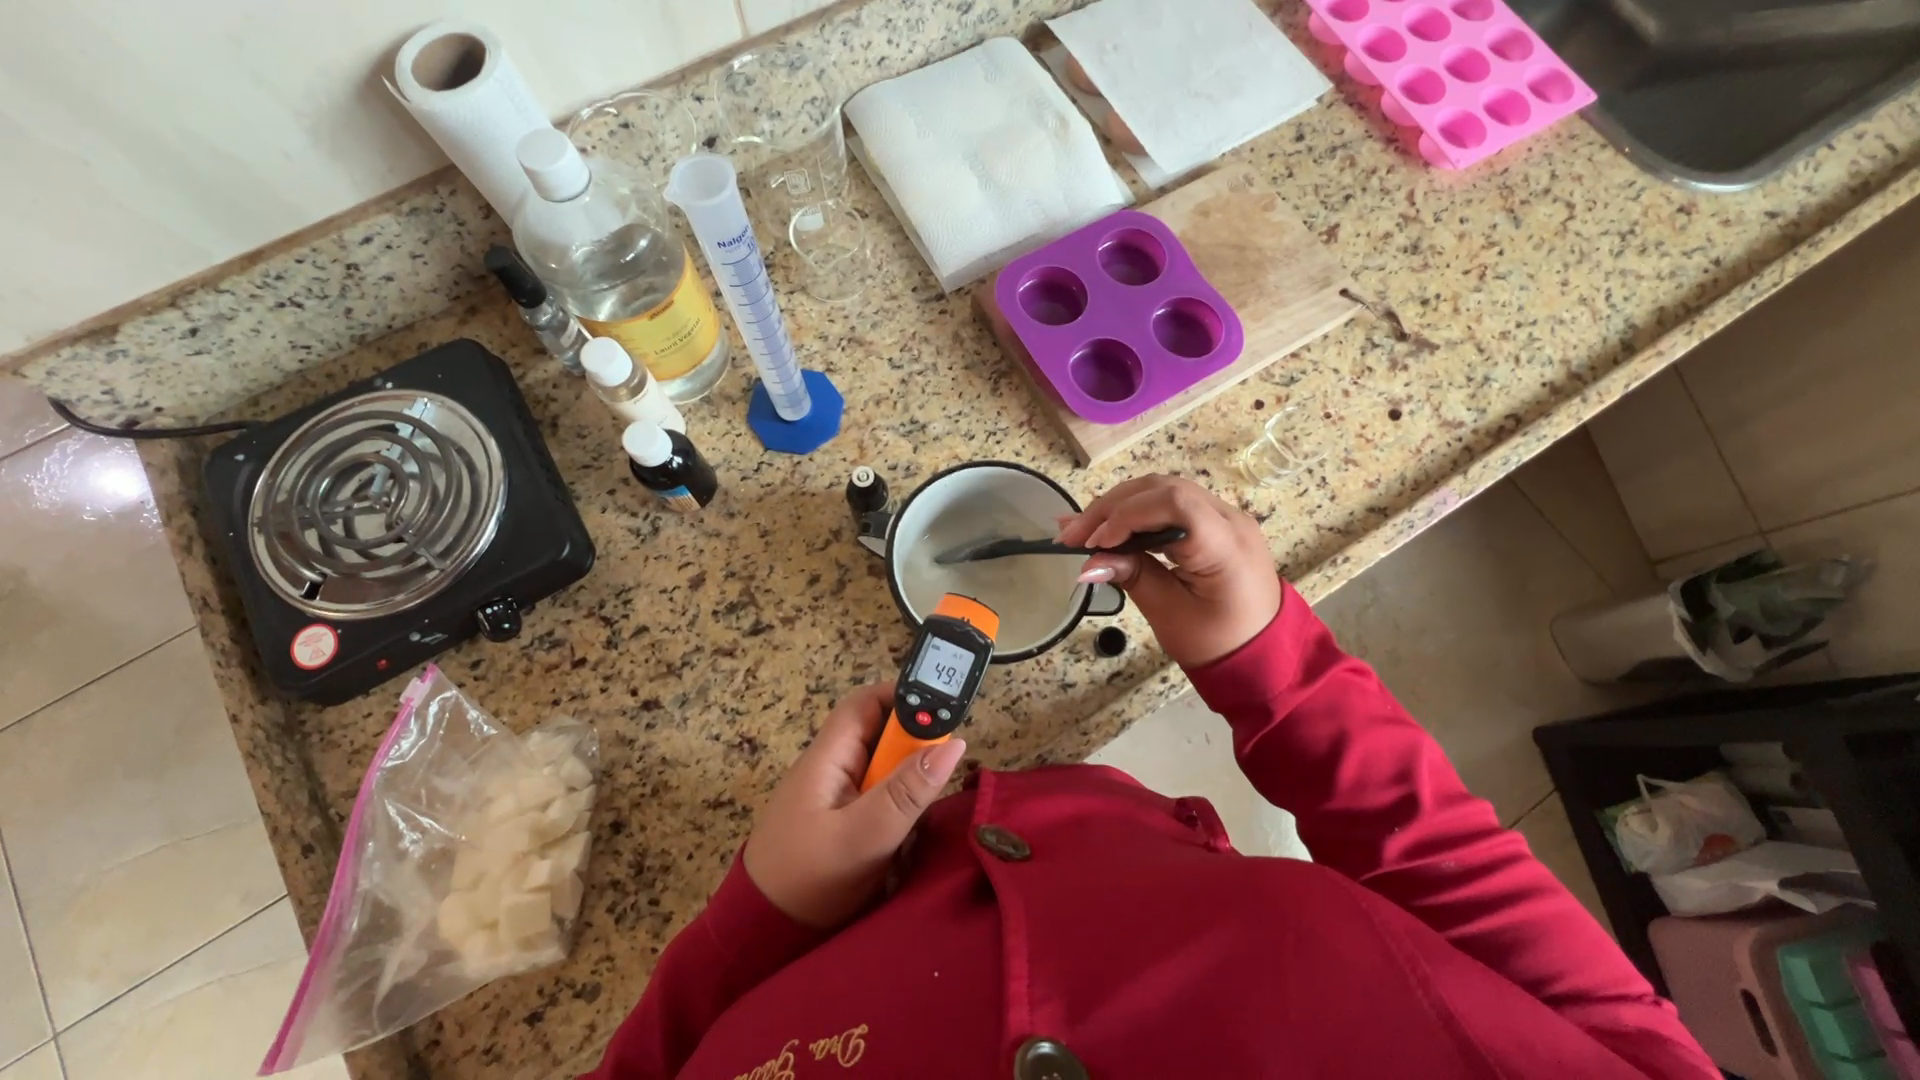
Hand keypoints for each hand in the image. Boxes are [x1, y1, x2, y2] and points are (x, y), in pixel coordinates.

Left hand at [742, 683, 967, 928]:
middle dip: (914, 753)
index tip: (944, 714)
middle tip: (940, 780)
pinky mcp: (842, 828)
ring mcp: (836, 801)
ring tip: (921, 821)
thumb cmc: (807, 880)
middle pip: (881, 738)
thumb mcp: (864, 836)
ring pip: (886, 774)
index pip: (867, 704)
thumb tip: (954, 744)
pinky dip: (899, 817)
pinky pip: (880, 805)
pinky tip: (907, 843)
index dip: (904, 698)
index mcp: (828, 758)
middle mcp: (832, 770)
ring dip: (910, 791)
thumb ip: (907, 792)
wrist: (762, 939)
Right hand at [1058, 475, 1282, 668]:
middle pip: (1162, 489)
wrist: (1261, 652)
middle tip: (1071, 536)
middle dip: (1111, 508)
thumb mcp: (1169, 613)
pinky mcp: (1214, 523)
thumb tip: (1087, 563)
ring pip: (1163, 491)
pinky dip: (1136, 512)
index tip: (1093, 543)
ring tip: (1081, 530)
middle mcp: (1230, 519)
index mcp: (1225, 545)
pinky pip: (1171, 505)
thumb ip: (1132, 576)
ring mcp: (1225, 517)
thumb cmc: (1217, 642)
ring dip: (1119, 507)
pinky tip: (1106, 527)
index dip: (1126, 514)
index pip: (1172, 503)